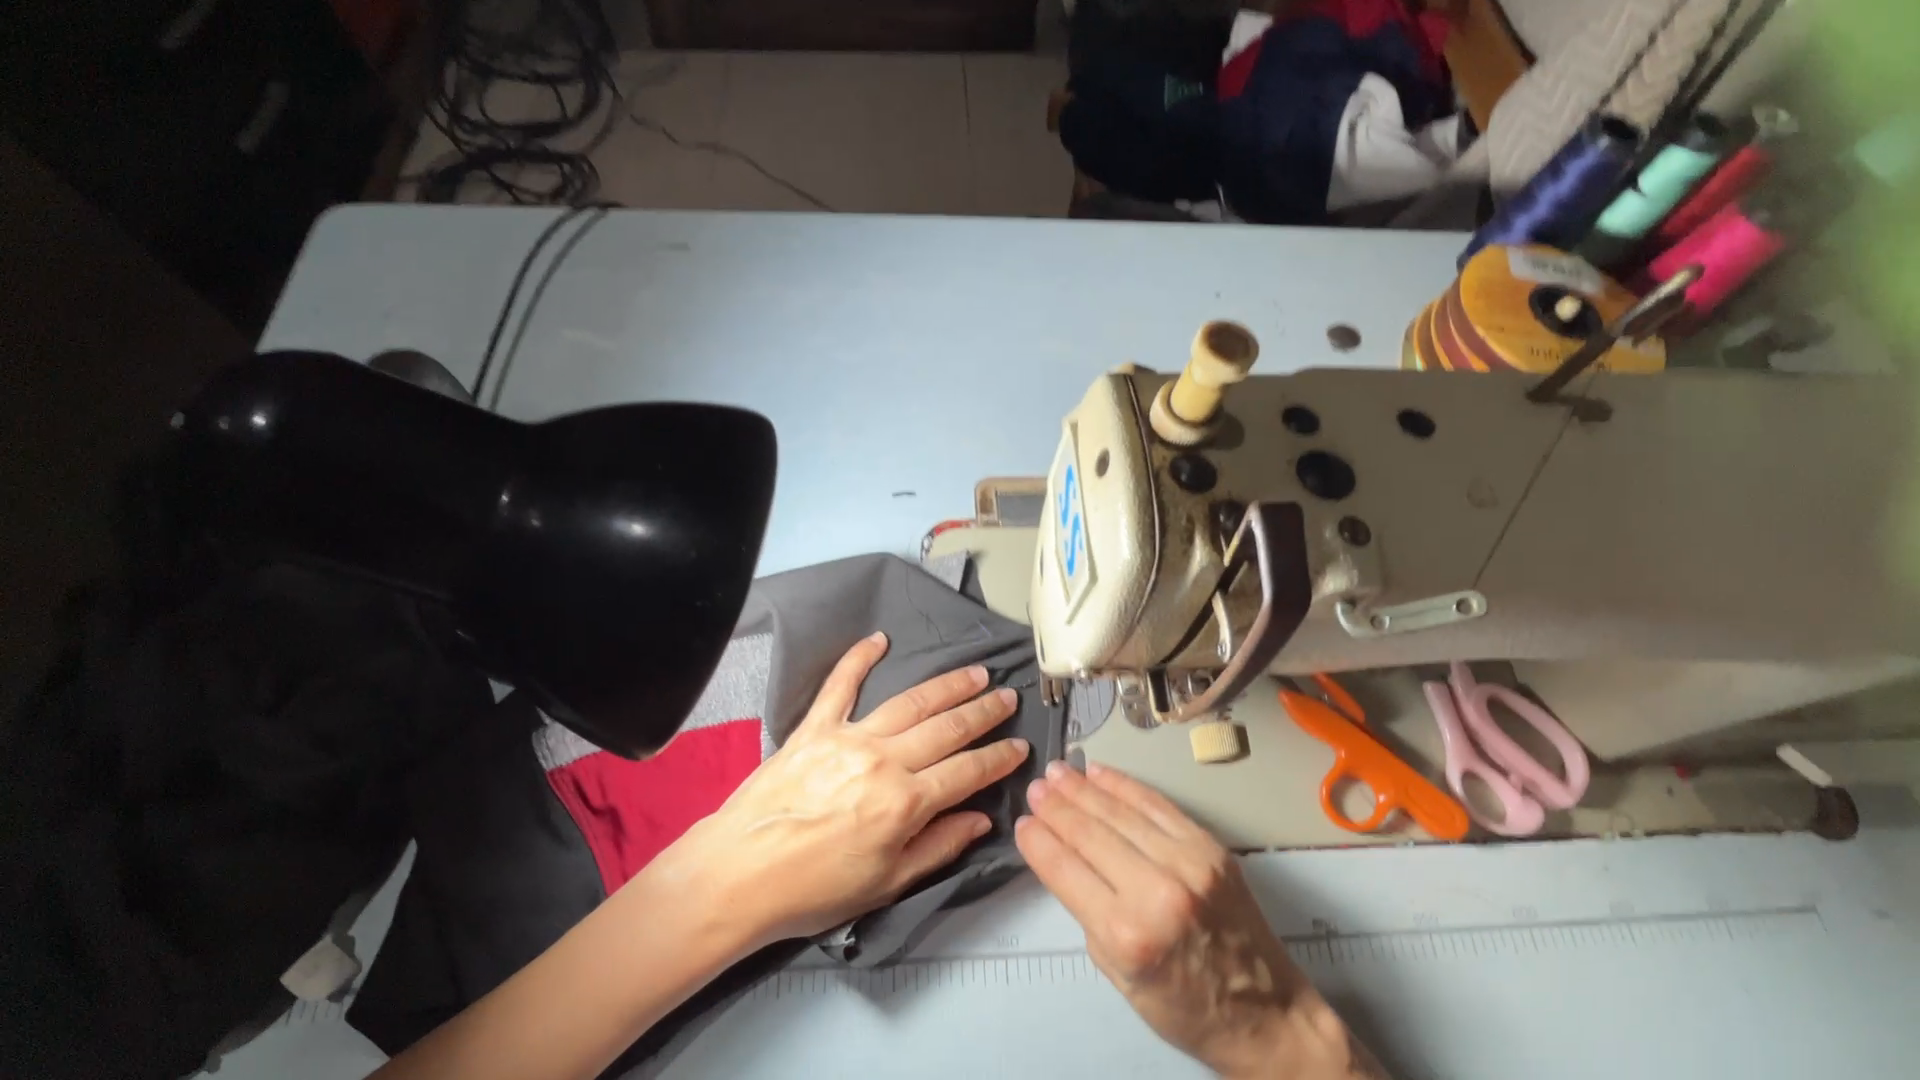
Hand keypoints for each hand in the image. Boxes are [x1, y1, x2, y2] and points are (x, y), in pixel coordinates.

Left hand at [659, 632, 1030, 949]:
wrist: (738, 875)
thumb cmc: (814, 890)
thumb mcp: (886, 884)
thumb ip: (937, 847)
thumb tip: (979, 820)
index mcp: (906, 803)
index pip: (968, 772)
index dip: (999, 758)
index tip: (1020, 746)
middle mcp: (884, 760)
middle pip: (947, 728)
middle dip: (984, 712)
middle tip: (1007, 698)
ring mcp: (848, 738)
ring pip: (910, 702)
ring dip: (947, 685)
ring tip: (975, 673)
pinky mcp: (814, 728)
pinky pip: (840, 686)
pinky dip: (858, 659)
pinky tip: (879, 639)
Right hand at [1016, 762, 1375, 1078]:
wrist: (1264, 1011)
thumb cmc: (1183, 1006)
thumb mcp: (1117, 972)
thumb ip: (1088, 911)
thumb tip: (1062, 857)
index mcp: (1126, 933)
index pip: (1066, 870)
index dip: (1038, 841)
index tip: (1022, 822)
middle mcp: (1157, 891)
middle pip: (1091, 834)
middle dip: (1057, 808)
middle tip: (1035, 788)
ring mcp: (1189, 863)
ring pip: (1122, 813)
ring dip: (1084, 789)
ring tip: (1057, 772)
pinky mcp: (1211, 848)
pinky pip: (1158, 806)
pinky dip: (1126, 786)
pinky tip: (1101, 774)